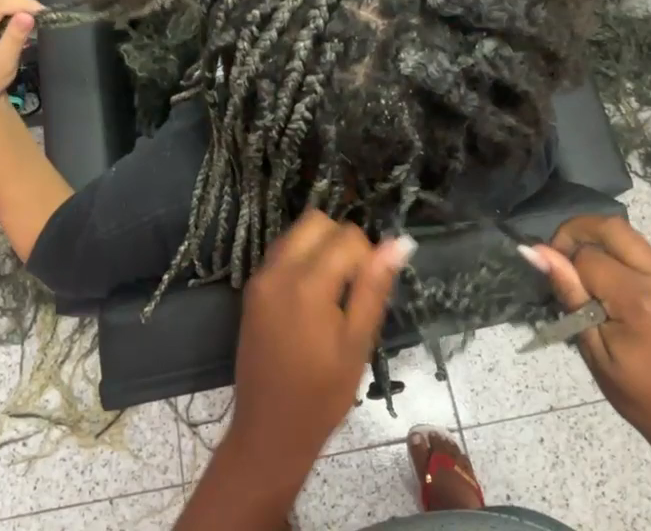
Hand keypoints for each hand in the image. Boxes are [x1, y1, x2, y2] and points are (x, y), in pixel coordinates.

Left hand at [0, 0, 44, 116]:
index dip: (23, 4)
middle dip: (21, 0)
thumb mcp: (4, 62)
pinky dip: (15, 3)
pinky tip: (20, 18)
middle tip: (36, 18)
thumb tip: (28, 15)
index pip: (0, 2)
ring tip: (29, 19)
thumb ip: (14, 37)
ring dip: (19, 0)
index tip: (43, 14)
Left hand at [226, 213, 414, 468]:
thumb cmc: (322, 394)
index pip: (347, 236)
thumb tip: (399, 243)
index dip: (368, 256)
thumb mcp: (358, 342)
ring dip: (320, 247)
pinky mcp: (252, 291)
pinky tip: (314, 298)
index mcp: (307, 284)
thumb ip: (374, 287)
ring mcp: (260, 279)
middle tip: (354, 284)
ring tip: (335, 292)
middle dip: (342, 241)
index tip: (371, 289)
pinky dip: (301, 260)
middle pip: (316, 221)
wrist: (270, 429)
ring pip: (295, 234)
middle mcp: (277, 271)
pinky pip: (280, 254)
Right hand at [525, 215, 650, 450]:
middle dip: (581, 232)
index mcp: (642, 302)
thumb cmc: (642, 397)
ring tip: (605, 290)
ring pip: (637, 242)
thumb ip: (569, 294)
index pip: (588, 255)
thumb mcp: (595, 351)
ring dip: (612, 252)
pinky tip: (637, 301)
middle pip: (614, 228)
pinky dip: (638, 268)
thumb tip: (536, 251)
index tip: (556, 278)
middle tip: (565, 256)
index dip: (564, 260)